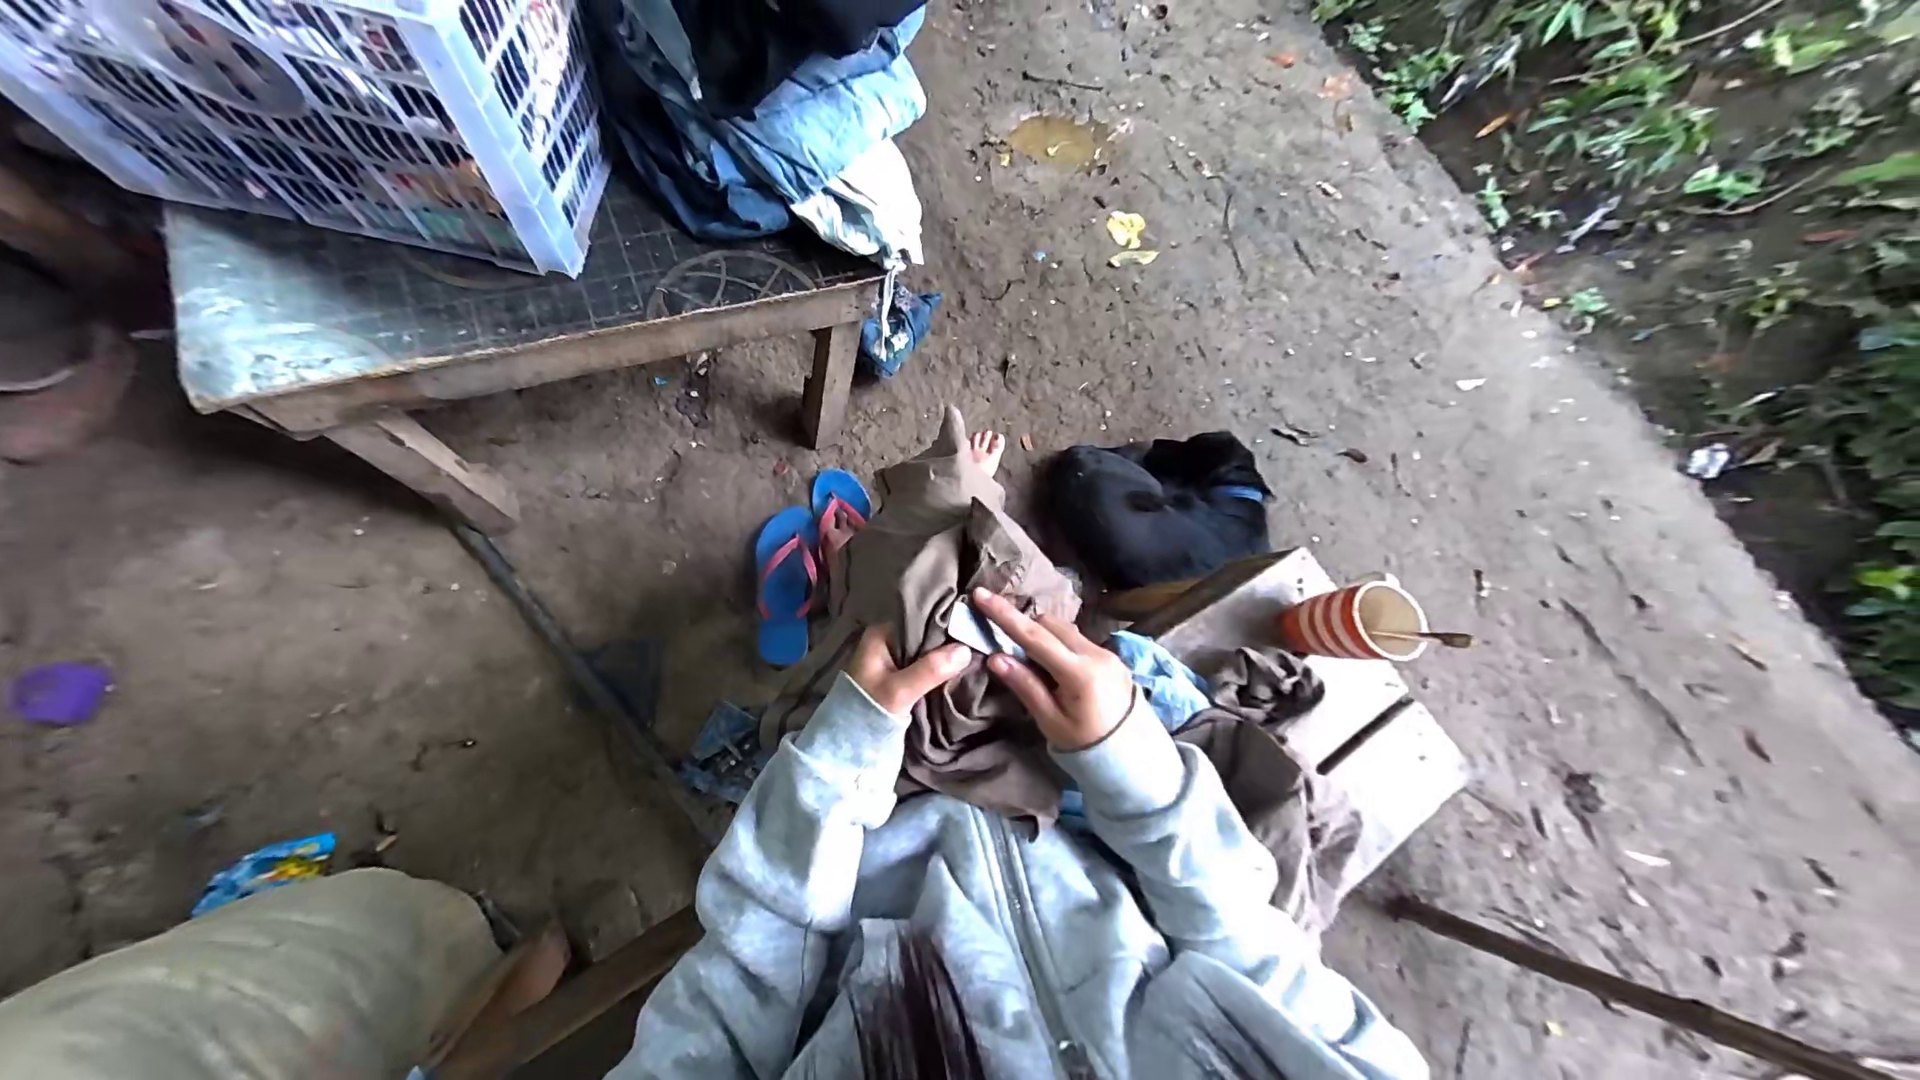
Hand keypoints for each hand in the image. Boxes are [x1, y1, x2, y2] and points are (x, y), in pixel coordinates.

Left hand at [847, 624, 972, 716]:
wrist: (851, 744)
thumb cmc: (868, 711)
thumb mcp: (899, 691)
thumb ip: (930, 669)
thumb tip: (965, 650)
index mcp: (881, 634)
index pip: (919, 616)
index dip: (945, 619)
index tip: (970, 624)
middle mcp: (888, 640)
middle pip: (925, 631)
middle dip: (948, 638)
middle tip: (977, 639)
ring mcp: (895, 658)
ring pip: (928, 648)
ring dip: (946, 653)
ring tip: (975, 650)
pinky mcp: (902, 675)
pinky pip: (926, 663)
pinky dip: (941, 666)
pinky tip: (960, 667)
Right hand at [971, 588, 1134, 749]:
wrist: (1131, 756)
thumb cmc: (1084, 743)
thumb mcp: (1050, 720)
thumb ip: (1025, 686)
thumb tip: (995, 657)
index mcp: (1079, 673)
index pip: (1034, 637)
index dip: (1004, 615)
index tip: (981, 594)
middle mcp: (1095, 654)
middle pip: (1049, 624)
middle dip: (1024, 625)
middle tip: (1004, 639)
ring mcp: (1106, 652)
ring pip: (1064, 628)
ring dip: (1042, 633)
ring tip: (1030, 656)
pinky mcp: (1111, 655)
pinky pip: (1077, 638)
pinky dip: (1059, 642)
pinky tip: (1053, 663)